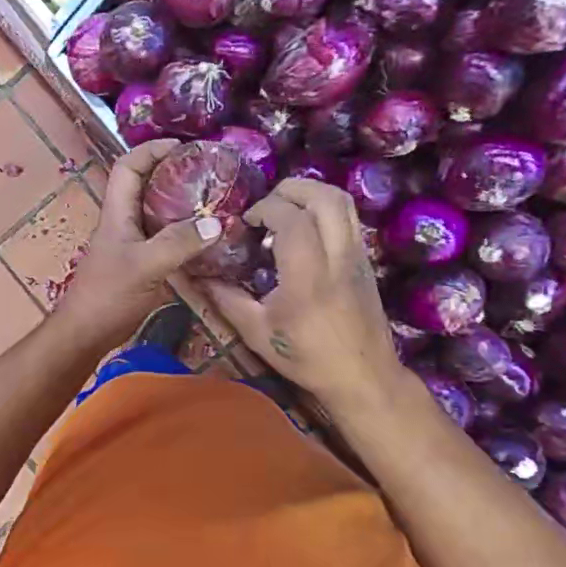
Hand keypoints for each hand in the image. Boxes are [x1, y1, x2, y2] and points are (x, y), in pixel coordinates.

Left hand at [57, 139, 220, 342]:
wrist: (87, 333)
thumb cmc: (108, 294)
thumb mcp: (146, 266)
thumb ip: (179, 243)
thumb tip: (216, 223)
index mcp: (117, 212)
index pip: (128, 167)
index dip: (151, 150)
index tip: (183, 146)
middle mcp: (123, 221)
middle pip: (145, 185)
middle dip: (173, 172)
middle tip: (208, 172)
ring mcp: (131, 243)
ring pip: (156, 211)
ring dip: (181, 203)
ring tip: (214, 200)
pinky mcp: (140, 263)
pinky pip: (164, 237)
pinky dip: (184, 232)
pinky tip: (206, 238)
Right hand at [201, 180, 409, 411]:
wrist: (363, 377)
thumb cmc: (308, 357)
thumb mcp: (257, 333)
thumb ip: (227, 299)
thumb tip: (200, 275)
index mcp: (308, 275)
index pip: (291, 217)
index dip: (265, 208)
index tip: (247, 223)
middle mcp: (337, 256)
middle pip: (324, 196)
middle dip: (290, 189)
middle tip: (266, 205)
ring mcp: (357, 255)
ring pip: (342, 200)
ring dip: (310, 194)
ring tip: (285, 211)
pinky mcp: (366, 260)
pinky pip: (348, 217)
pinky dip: (323, 210)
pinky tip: (304, 232)